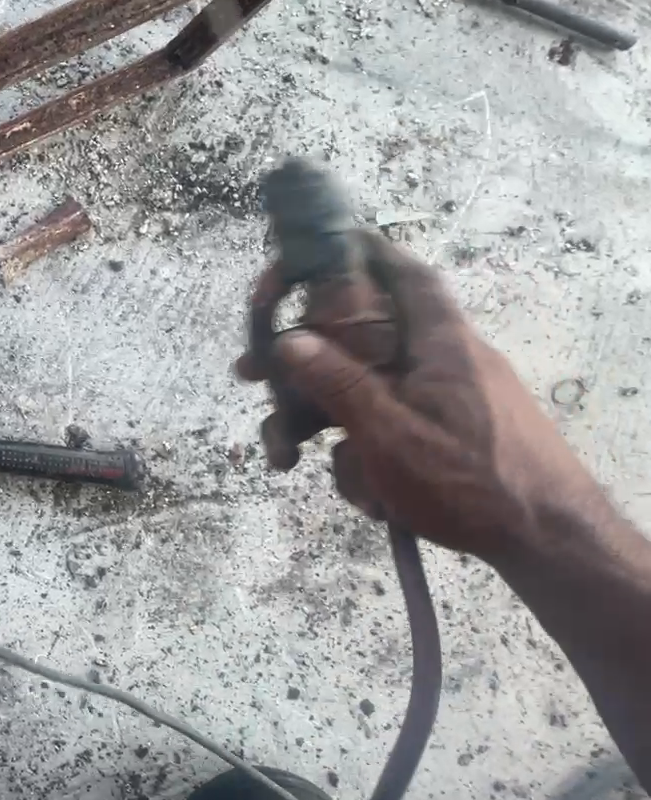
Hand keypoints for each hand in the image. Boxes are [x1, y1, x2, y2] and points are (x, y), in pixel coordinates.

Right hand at [238, 233, 609, 564]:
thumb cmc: (473, 482)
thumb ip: (337, 382)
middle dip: (295, 358)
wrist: (551, 546)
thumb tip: (289, 339)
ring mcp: (434, 399)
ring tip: (284, 456)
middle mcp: (437, 363)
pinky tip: (355, 484)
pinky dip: (352, 450)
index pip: (403, 276)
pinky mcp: (433, 431)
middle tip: (248, 374)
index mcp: (440, 346)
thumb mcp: (389, 432)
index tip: (305, 258)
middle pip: (354, 338)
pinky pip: (375, 424)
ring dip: (311, 420)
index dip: (356, 254)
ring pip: (354, 389)